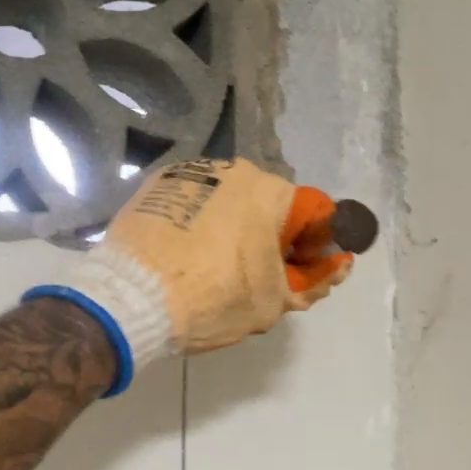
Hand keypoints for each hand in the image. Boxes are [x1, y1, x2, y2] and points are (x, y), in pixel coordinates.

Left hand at [26, 158, 353, 395]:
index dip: (312, 249)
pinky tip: (181, 258)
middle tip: (252, 280)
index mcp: (268, 189)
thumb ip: (312, 279)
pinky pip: (187, 206)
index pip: (312, 215)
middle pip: (264, 207)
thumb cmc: (212, 298)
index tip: (297, 276)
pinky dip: (191, 226)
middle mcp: (229, 168)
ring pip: (222, 204)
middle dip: (267, 240)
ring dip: (228, 231)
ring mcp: (184, 174)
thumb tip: (339, 262)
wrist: (131, 298)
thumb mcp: (274, 301)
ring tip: (209, 271)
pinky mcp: (150, 187)